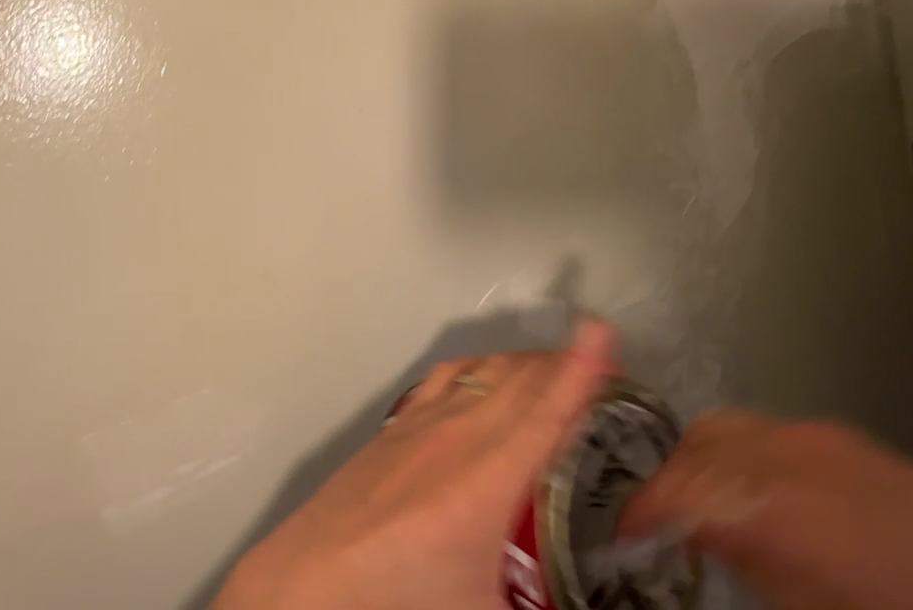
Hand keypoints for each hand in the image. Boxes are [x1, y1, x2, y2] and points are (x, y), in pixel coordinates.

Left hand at [212, 319, 616, 609]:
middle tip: (594, 357)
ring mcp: (421, 424)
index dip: (582, 366)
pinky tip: (480, 376)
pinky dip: (475, 368)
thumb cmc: (397, 601)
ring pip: (482, 371)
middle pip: (520, 378)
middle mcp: (459, 436)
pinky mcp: (394, 427)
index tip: (603, 330)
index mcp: (490, 478)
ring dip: (521, 362)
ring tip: (548, 368)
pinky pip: (445, 378)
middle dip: (562, 361)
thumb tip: (581, 602)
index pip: (548, 408)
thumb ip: (541, 600)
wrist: (308, 586)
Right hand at [620, 413, 912, 609]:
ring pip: (731, 430)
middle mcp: (786, 457)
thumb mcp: (806, 605)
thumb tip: (696, 549)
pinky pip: (771, 437)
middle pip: (696, 446)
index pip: (673, 494)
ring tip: (714, 517)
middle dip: (669, 484)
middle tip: (667, 533)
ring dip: (708, 467)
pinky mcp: (852, 444)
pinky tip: (768, 506)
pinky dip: (747, 461)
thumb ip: (743, 569)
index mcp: (772, 510)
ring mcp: (822, 441)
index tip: (623, 543)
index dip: (638, 518)